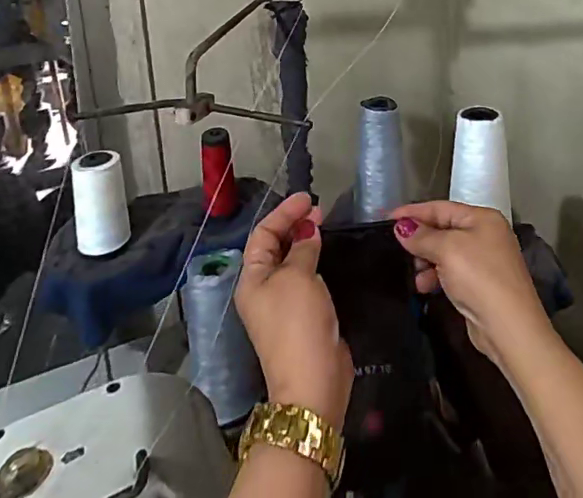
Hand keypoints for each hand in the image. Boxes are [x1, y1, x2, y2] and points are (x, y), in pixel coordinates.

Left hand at [234, 192, 352, 428]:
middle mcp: (263, 287)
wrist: (313, 384)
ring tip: (325, 226)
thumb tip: (308, 230)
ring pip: (292, 262)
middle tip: (320, 211)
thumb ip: (302, 249)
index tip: (308, 200)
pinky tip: (331, 256)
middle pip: (275, 246)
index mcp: (251, 277)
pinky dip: (316, 264)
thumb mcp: (298, 278)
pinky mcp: (304, 318)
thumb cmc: (297, 324)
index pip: (263, 233)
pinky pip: (307, 281)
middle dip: (295, 226)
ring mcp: (283, 304)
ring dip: (306, 243)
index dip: (284, 213)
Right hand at [389, 200, 550, 362]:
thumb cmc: (479, 279)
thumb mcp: (445, 250)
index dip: (411, 212)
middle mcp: (486, 235)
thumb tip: (400, 228)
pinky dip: (436, 275)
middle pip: (441, 229)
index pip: (439, 208)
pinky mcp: (481, 283)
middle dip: (419, 240)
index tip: (386, 218)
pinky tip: (425, 286)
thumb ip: (420, 236)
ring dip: (425, 261)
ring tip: (414, 274)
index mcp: (482, 219)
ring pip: (444, 252)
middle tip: (398, 248)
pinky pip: (451, 270)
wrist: (510, 330)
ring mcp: (485, 260)